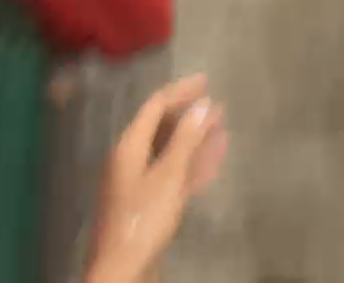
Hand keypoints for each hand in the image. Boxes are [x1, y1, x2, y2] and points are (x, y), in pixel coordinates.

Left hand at [86, 74, 227, 282]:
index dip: (181, 90)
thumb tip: (203, 104)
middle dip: (190, 115)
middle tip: (218, 107)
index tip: (206, 81)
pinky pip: (172, 173)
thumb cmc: (144, 218)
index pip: (155, 106)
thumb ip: (186, 137)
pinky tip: (212, 162)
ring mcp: (138, 183)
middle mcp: (130, 159)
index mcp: (129, 147)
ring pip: (169, 151)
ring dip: (195, 139)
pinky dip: (191, 163)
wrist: (122, 273)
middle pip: (161, 127)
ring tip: (222, 130)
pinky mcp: (147, 204)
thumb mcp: (169, 175)